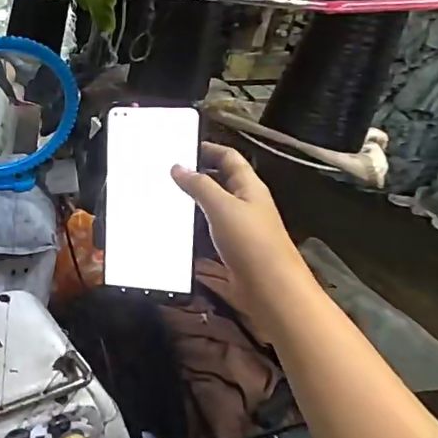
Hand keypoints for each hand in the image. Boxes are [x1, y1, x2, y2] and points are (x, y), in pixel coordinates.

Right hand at [172, 143, 312, 317]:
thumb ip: (199, 185)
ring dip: (193, 208)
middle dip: (196, 178)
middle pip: (220, 184)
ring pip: (213, 212)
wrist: (270, 290)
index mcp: (250, 188)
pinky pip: (210, 238)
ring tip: (167, 202)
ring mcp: (240, 231)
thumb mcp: (222, 207)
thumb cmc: (254, 244)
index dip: (208, 149)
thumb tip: (179, 167)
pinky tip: (178, 236)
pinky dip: (194, 235)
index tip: (183, 147)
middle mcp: (246, 206)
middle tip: (169, 176)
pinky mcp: (232, 254)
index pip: (229, 158)